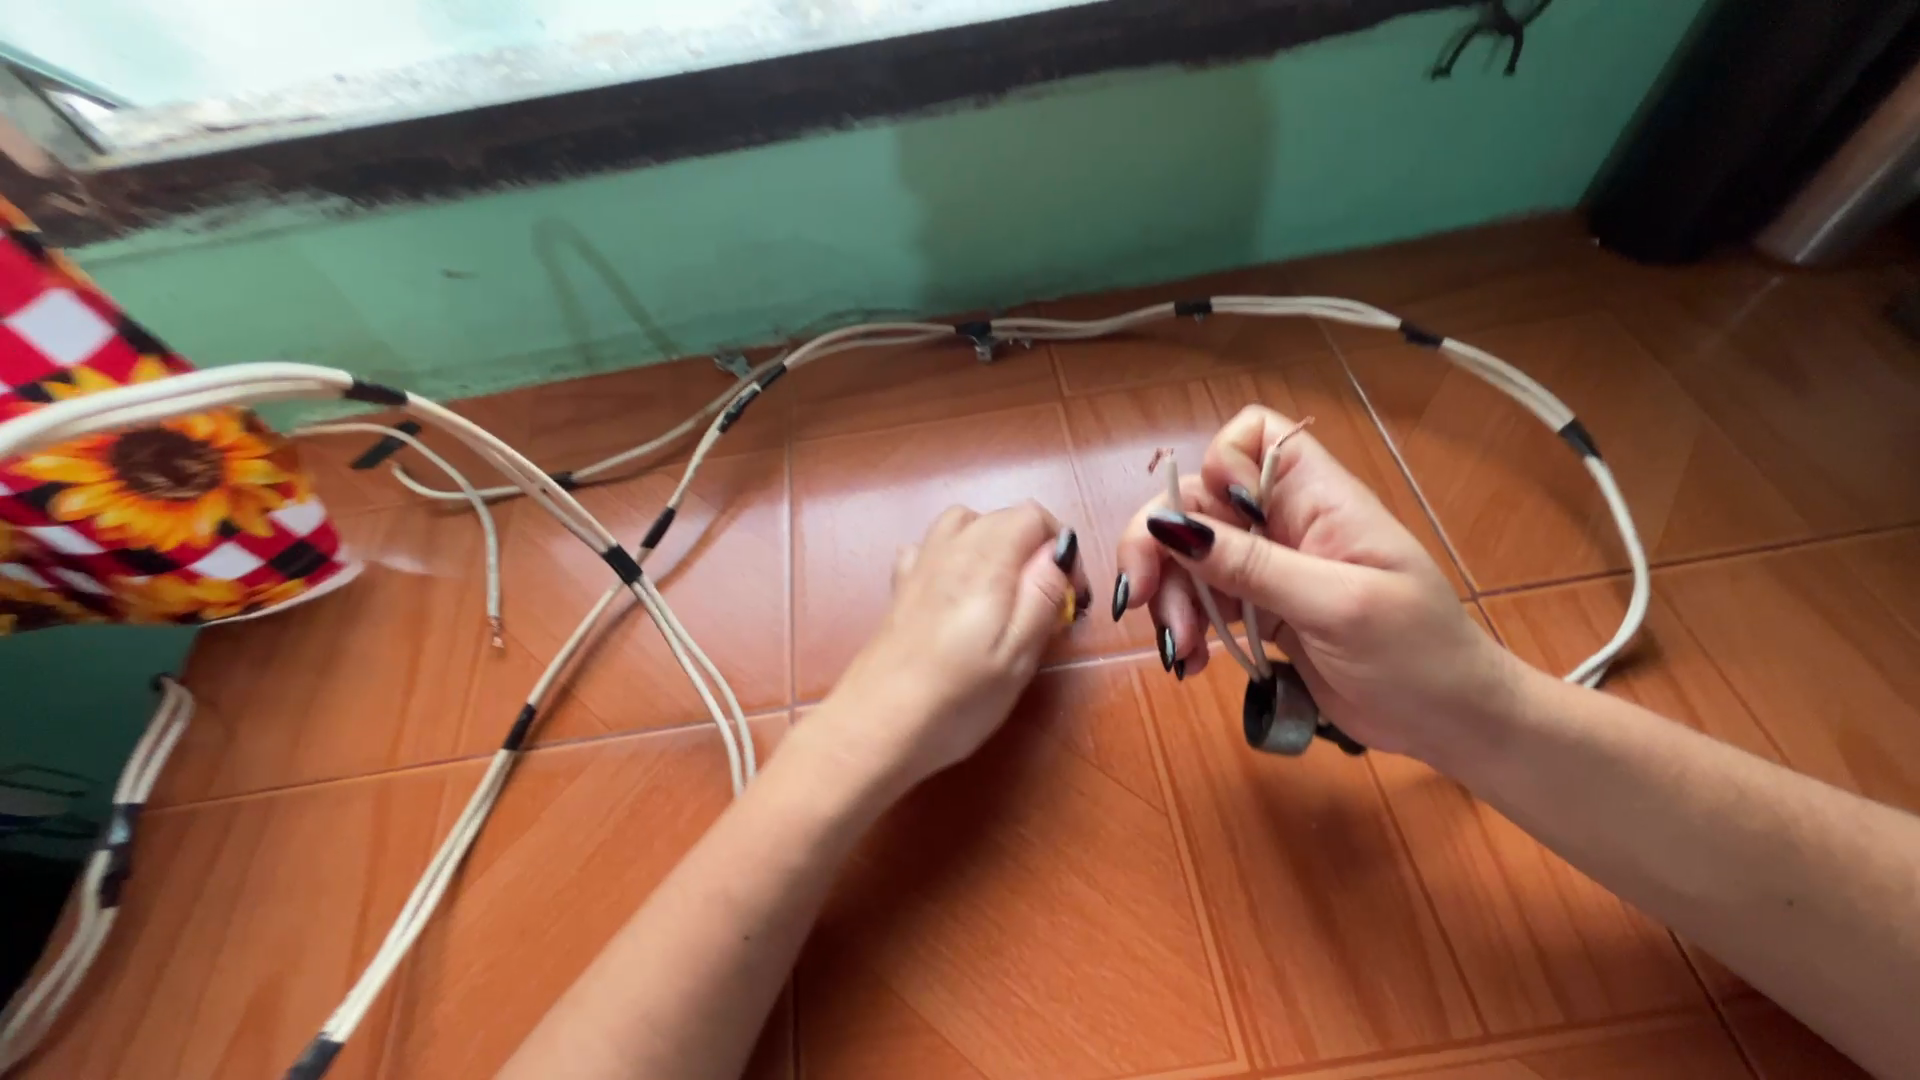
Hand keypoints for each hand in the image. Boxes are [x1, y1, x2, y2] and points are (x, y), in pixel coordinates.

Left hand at [815, 500, 1089, 791]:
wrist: (877, 727)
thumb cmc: (957, 699)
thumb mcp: (1018, 655)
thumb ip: (1043, 594)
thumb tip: (1060, 549)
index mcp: (985, 561)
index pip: (1033, 516)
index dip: (1062, 549)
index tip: (1072, 597)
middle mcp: (950, 550)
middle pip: (1001, 518)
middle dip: (1034, 549)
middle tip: (1045, 605)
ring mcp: (919, 566)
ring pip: (964, 524)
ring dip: (995, 545)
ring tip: (1006, 590)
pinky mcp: (900, 589)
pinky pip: (931, 547)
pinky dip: (954, 555)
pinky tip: (958, 590)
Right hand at [1114, 405, 1523, 762]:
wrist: (1450, 724)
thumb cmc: (1418, 655)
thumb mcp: (1336, 606)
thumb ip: (1253, 565)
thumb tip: (1169, 525)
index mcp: (1317, 498)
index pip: (1250, 437)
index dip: (1217, 466)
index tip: (1208, 524)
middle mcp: (1283, 521)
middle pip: (1195, 502)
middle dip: (1159, 548)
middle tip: (1142, 601)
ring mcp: (1267, 567)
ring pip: (1186, 556)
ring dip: (1170, 599)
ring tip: (1182, 651)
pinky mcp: (1257, 609)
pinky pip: (1200, 601)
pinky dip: (1184, 627)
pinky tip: (1190, 663)